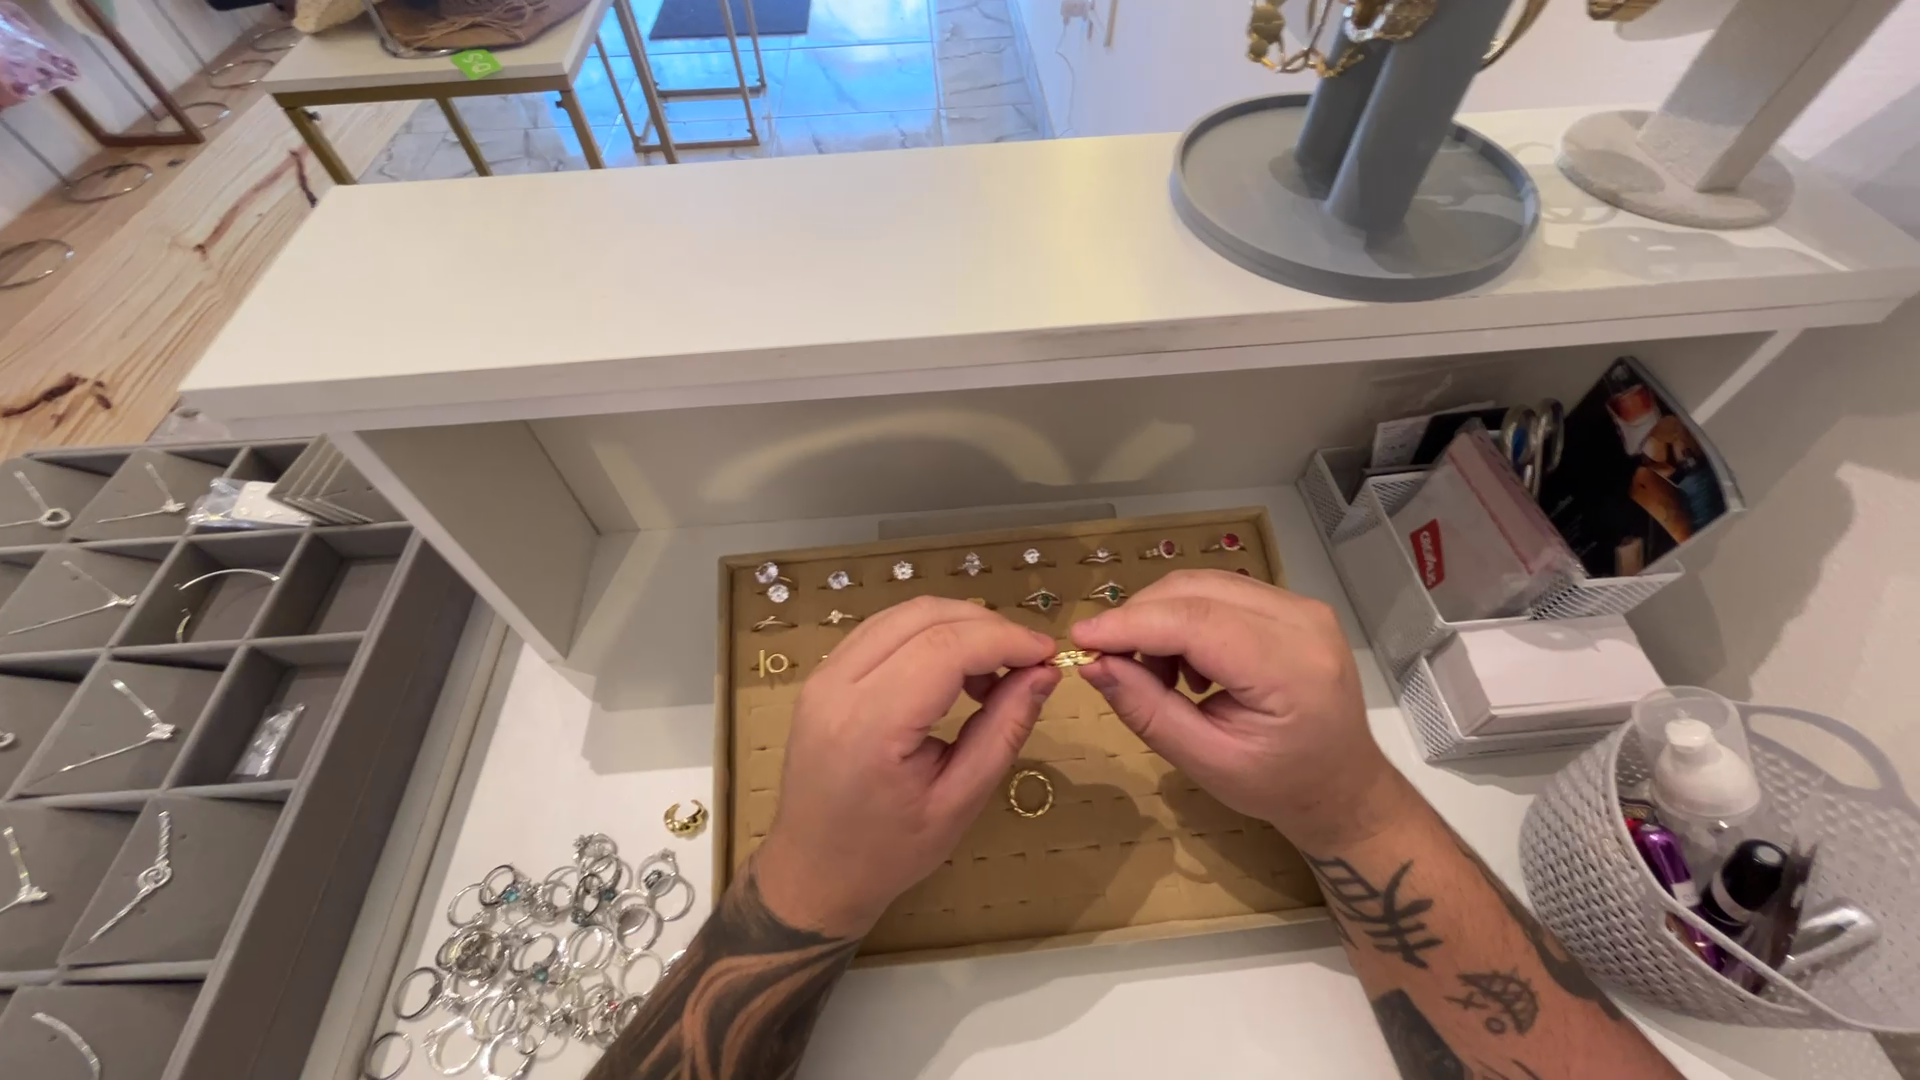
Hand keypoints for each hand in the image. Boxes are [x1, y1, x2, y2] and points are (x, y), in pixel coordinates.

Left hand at [754, 597, 1060, 936]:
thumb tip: (1045, 673)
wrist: (812, 871)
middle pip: (924, 616)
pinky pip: (884, 629)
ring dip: (958, 626)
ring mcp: (824, 674)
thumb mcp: (960, 802)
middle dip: (986, 625)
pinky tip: (953, 670)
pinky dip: (928, 634)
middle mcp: (837, 684)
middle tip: (1026, 660)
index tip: (1048, 653)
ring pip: (903, 614)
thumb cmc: (888, 851)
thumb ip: (1004, 730)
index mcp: (870, 724)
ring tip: (992, 671)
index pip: (946, 647)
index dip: (1004, 639)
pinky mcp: (823, 674)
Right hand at [1070, 570, 1412, 850]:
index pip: (1196, 623)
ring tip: (1156, 672)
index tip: (1080, 638)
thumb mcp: (1204, 761)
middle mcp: (1302, 622)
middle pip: (1195, 591)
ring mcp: (1301, 606)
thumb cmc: (1277, 785)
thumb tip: (1093, 666)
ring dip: (1160, 617)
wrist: (1342, 785)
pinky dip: (1184, 616)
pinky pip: (1219, 591)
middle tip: (1112, 663)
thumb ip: (1146, 710)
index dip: (1131, 624)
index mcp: (1291, 670)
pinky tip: (1187, 662)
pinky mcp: (1292, 603)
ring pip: (1203, 584)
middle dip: (1139, 619)